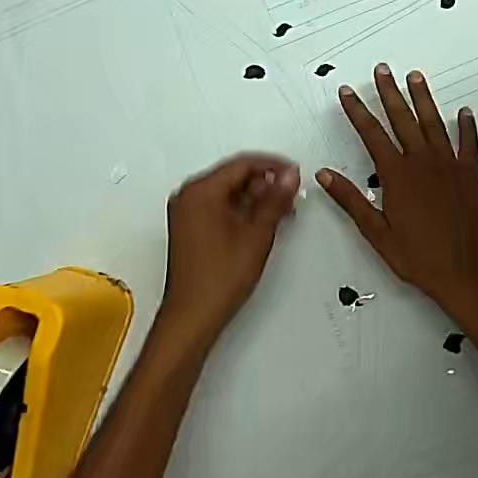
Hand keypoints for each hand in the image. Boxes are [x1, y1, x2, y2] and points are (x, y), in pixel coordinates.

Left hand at [159, 153, 300, 343]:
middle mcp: (188, 197)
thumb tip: (287, 177)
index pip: (242, 164)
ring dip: (254, 198)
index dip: (273, 166)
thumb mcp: (257, 234)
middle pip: (233, 176)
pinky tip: (259, 223)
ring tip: (280, 211)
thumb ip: (275, 200)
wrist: (193, 314)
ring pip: (226, 192)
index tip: (291, 172)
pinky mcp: (188, 226)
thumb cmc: (215, 282)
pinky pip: (217, 206)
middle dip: (264, 183)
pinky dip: (239, 210)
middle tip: (289, 193)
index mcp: (200, 191)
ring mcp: (185, 212)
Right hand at [316, 65, 477, 329]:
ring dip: (423, 99)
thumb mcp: (376, 232)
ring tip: (415, 78)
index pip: (371, 133)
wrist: (468, 274)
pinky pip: (468, 144)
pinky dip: (466, 127)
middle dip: (389, 93)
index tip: (349, 93)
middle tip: (382, 72)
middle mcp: (424, 164)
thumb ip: (351, 199)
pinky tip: (464, 113)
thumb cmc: (422, 258)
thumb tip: (326, 176)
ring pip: (433, 124)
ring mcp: (450, 167)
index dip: (357, 110)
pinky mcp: (471, 177)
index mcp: (397, 176)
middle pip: (402, 119)